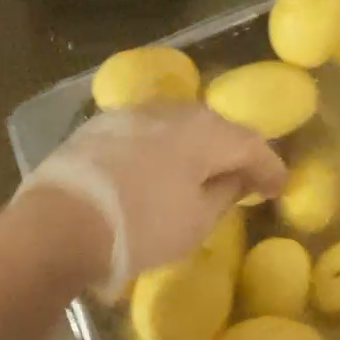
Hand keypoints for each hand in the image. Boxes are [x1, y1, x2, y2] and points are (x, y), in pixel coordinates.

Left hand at [20, 104, 286, 295]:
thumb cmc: (141, 228)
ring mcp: (130, 114)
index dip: (270, 168)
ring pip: (177, 125)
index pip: (251, 144)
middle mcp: (171, 111)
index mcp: (206, 132)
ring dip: (194, 147)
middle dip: (232, 151)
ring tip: (200, 172)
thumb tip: (239, 178)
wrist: (61, 223)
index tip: (279, 188)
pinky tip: (157, 170)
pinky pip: (145, 133)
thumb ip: (225, 194)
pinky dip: (160, 150)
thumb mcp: (196, 222)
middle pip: (214, 126)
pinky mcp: (98, 127)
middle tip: (243, 177)